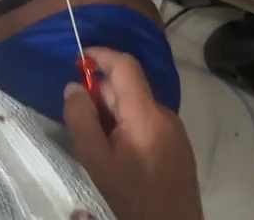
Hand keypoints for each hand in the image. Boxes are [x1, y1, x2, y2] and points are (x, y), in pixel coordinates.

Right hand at [63, 48, 202, 219]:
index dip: (100, 55)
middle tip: (82, 122)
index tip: (77, 61)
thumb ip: (81, 119)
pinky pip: (148, 123)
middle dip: (100, 95)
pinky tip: (120, 155)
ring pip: (136, 107)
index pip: (125, 65)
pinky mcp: (179, 149)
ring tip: (99, 145)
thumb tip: (74, 86)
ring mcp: (176, 132)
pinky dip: (128, 127)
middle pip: (127, 88)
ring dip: (113, 114)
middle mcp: (165, 115)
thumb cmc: (134, 199)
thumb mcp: (97, 161)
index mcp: (146, 113)